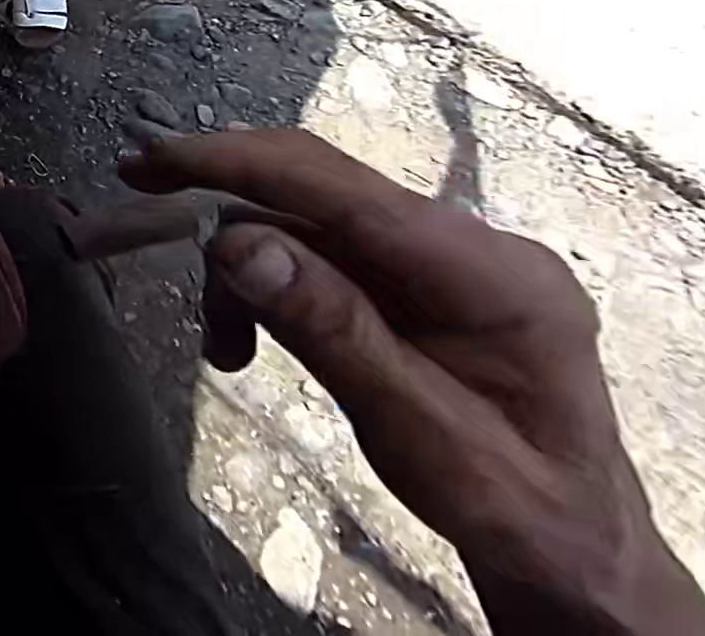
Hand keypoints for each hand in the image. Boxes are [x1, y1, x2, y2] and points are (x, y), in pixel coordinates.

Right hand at [122, 130, 704, 635]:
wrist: (567, 544)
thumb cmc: (512, 506)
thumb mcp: (422, 437)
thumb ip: (332, 331)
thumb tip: (230, 242)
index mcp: (489, 274)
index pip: (342, 190)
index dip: (240, 164)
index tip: (156, 161)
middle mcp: (458, 242)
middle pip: (313, 178)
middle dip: (218, 174)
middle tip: (137, 177)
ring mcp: (425, 253)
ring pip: (292, 219)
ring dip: (235, 269)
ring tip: (220, 343)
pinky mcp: (394, 270)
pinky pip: (300, 250)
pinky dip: (252, 285)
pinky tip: (240, 340)